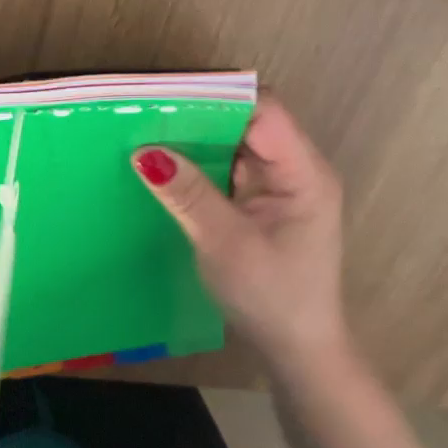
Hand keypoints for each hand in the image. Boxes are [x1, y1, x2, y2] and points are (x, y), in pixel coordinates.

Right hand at [131, 97, 348, 364]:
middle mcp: (294, 172)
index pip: (265, 112)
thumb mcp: (224, 243)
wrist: (296, 348)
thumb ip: (188, 194)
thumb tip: (144, 152)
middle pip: (247, 123)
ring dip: (195, 141)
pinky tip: (165, 167)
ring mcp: (277, 188)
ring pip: (233, 145)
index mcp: (303, 174)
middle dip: (199, 117)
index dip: (219, 99)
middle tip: (146, 117)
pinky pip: (227, 169)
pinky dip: (198, 165)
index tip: (167, 98)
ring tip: (147, 136)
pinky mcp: (260, 204)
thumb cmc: (271, 296)